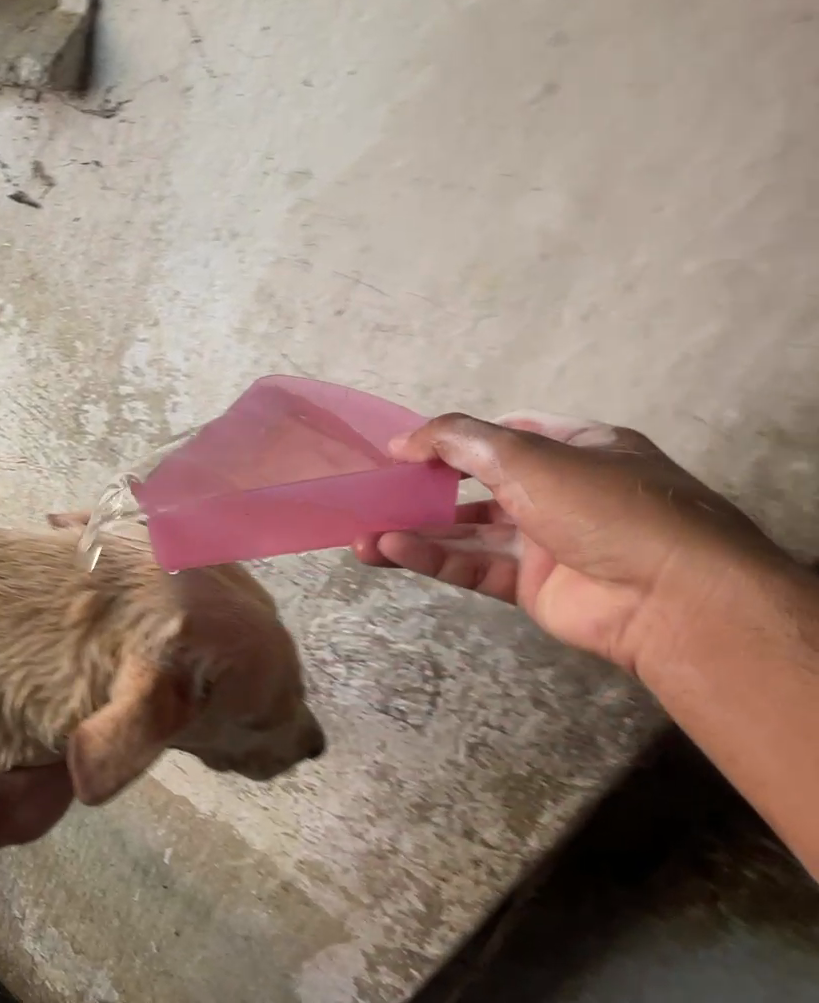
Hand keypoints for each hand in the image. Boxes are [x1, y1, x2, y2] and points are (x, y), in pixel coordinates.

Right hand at [352, 412, 795, 673]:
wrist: (673, 599)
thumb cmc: (605, 507)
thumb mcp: (526, 455)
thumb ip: (456, 440)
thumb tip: (400, 441)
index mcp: (580, 451)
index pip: (508, 435)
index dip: (455, 440)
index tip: (407, 450)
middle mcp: (563, 493)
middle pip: (477, 486)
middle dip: (423, 491)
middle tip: (374, 495)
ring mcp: (548, 541)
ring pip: (466, 531)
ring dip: (414, 531)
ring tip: (361, 536)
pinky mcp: (532, 584)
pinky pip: (472, 565)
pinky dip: (431, 557)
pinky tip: (389, 550)